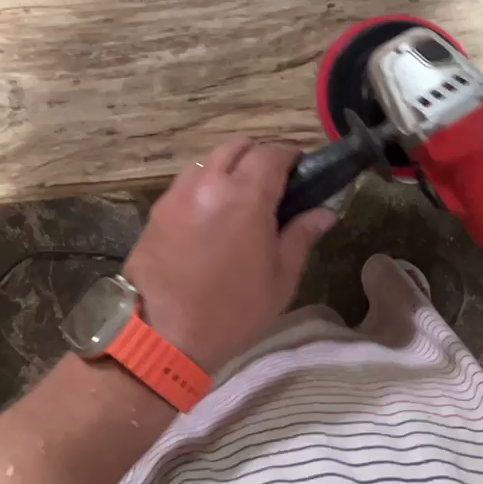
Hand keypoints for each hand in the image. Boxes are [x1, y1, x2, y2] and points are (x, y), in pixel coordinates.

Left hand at [122, 138, 336, 373]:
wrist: (162, 337)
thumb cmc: (232, 311)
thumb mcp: (280, 278)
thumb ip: (301, 235)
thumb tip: (324, 212)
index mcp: (245, 196)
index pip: (272, 153)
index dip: (291, 156)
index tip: (302, 172)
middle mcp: (209, 183)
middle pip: (239, 146)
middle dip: (260, 156)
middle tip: (274, 185)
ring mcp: (179, 194)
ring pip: (210, 160)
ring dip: (230, 169)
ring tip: (240, 201)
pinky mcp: (158, 209)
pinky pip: (188, 183)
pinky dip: (206, 186)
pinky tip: (212, 217)